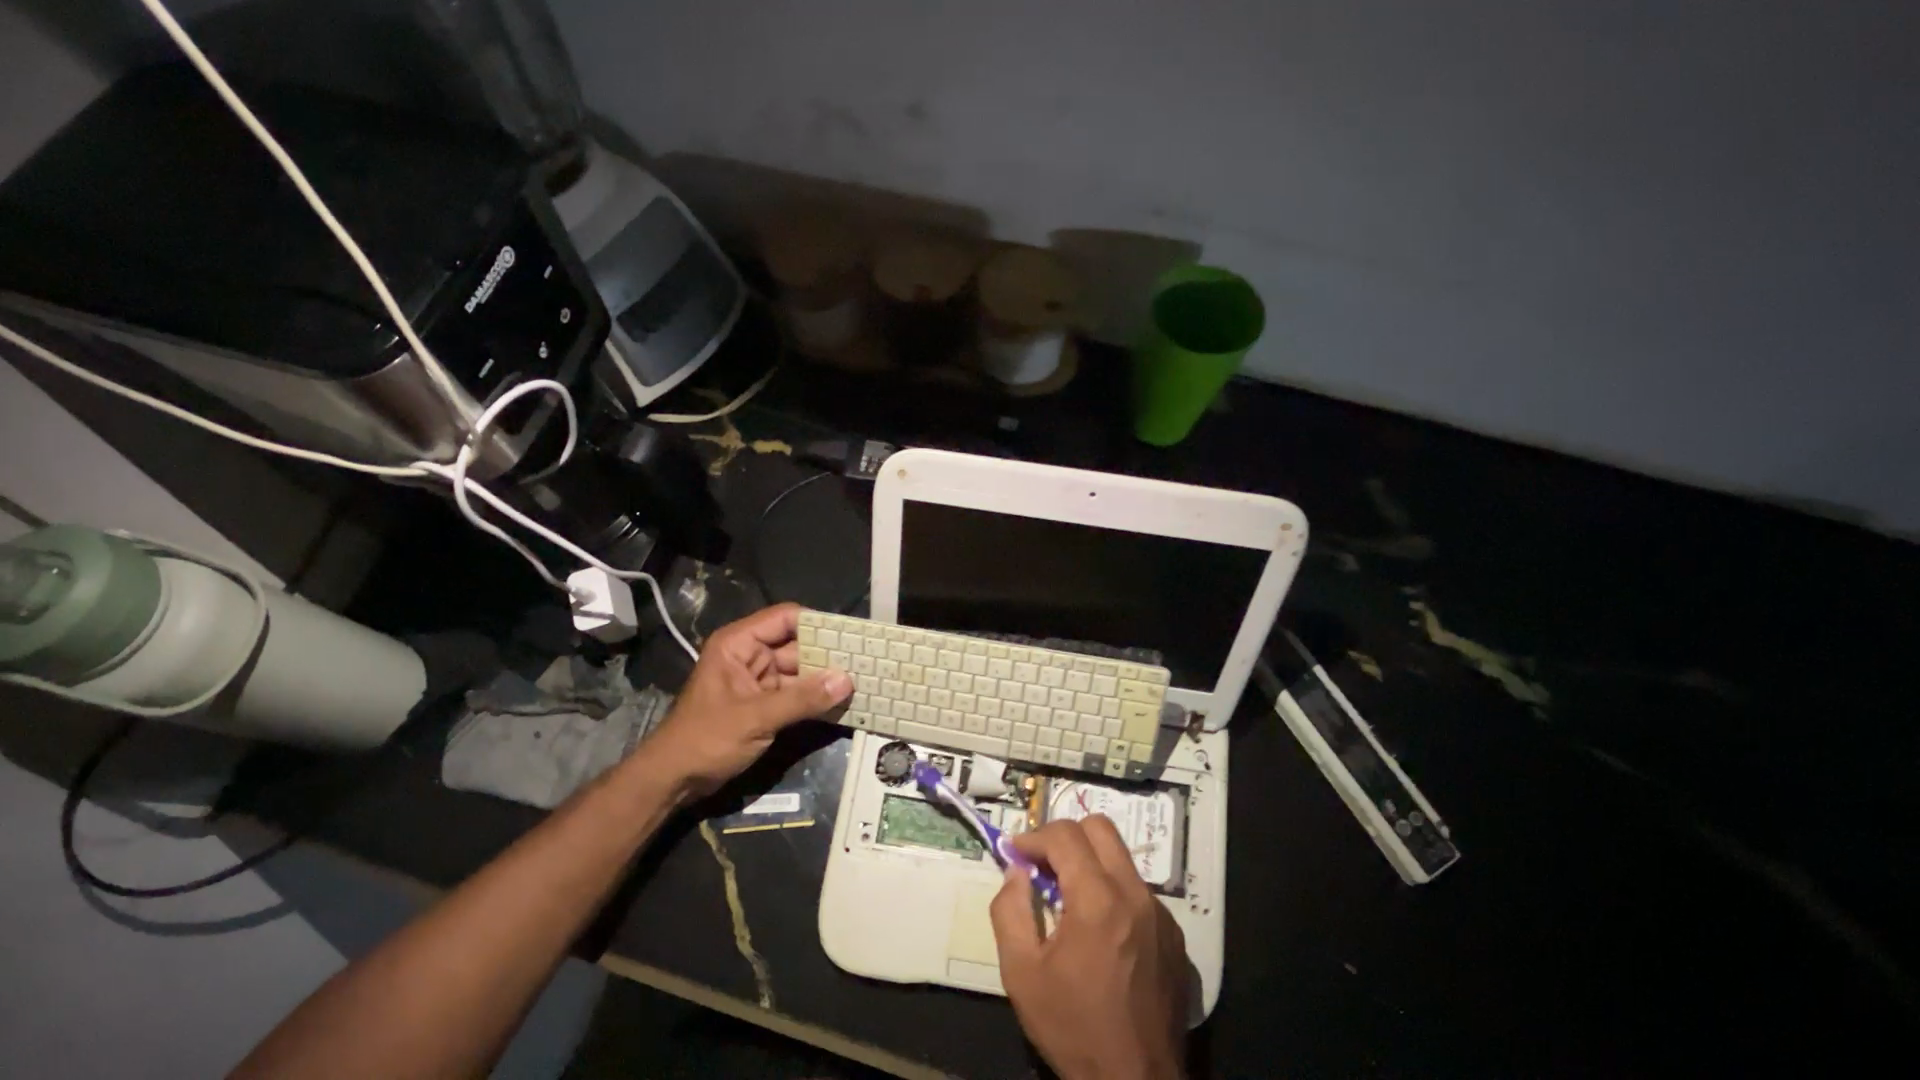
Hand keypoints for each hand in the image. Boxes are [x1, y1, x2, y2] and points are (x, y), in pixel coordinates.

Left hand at [637, 604, 850, 797]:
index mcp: (739, 644)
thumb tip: (846, 680)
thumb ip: (802, 698)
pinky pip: (796, 696)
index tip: (853, 635)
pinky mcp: (764, 706)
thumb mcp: (755, 717)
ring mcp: (758, 682)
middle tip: (869, 661)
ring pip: (800, 673)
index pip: (786, 619)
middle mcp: (750, 656)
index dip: (818, 624)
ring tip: (865, 681)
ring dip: (827, 680)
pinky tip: (845, 703)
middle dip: (829, 656)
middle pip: (798, 646)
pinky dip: (816, 700)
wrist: (674, 780)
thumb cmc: (706, 739)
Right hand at [991, 817, 1189, 1079]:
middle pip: (1101, 829)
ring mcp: (1161, 914)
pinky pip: (1139, 892)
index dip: (1033, 837)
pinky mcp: (1173, 936)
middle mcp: (1135, 895)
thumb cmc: (1073, 1028)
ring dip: (1090, 864)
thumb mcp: (1021, 973)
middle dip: (1065, 838)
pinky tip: (1099, 933)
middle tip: (1041, 867)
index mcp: (1098, 900)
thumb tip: (1016, 871)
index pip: (1065, 835)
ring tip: (1067, 901)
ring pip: (1122, 860)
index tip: (1014, 854)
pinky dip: (1113, 893)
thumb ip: (1010, 911)